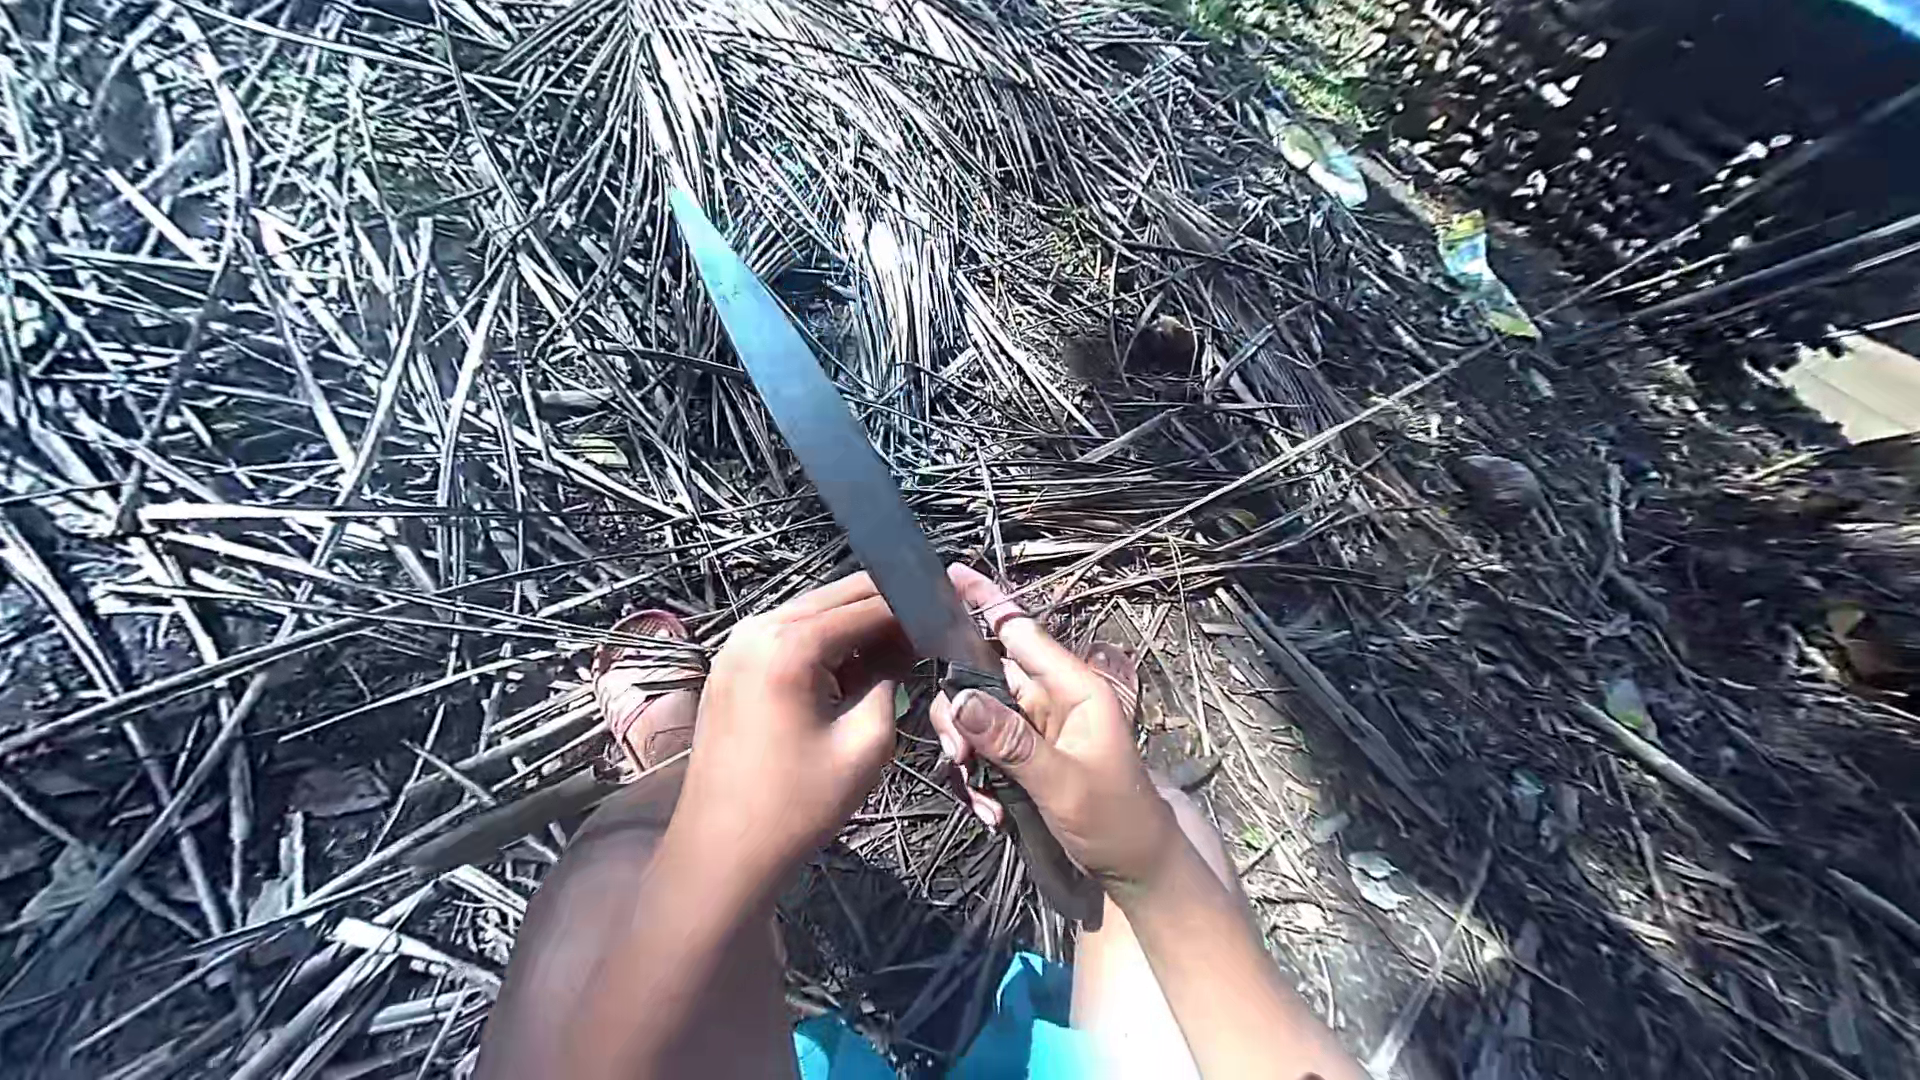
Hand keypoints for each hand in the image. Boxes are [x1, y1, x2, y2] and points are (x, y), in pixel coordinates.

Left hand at [667, 573, 913, 897]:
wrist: (721, 853)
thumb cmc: (799, 805)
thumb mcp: (866, 741)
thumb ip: (890, 677)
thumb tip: (905, 643)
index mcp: (789, 645)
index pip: (867, 606)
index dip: (911, 609)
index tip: (943, 618)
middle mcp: (757, 628)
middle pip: (838, 595)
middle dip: (884, 608)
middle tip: (922, 631)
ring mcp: (737, 642)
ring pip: (814, 608)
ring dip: (854, 621)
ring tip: (892, 647)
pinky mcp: (730, 660)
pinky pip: (788, 630)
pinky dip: (824, 637)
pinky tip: (849, 661)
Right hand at [931, 565, 1179, 889]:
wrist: (1134, 870)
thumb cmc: (1116, 822)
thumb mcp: (1064, 785)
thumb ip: (1011, 741)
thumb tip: (958, 700)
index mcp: (1075, 687)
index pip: (1023, 630)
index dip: (986, 601)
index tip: (950, 575)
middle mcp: (1051, 696)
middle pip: (984, 676)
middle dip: (961, 713)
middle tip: (959, 757)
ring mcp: (1035, 723)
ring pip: (976, 712)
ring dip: (967, 750)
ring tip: (980, 796)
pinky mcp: (1022, 749)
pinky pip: (982, 743)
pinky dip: (976, 773)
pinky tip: (990, 810)